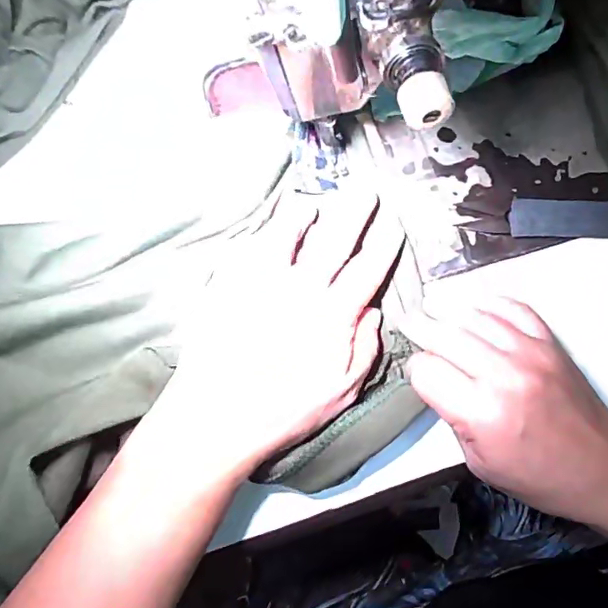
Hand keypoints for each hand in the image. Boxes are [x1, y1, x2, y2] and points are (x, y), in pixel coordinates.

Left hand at [154, 192, 402, 474]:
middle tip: (366, 191)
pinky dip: (263, 231)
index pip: (366, 270)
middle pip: (333, 240)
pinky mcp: (228, 286)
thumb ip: (364, 349)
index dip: (383, 245)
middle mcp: (300, 290)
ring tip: (313, 201)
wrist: (214, 416)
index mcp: (332, 316)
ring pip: (286, 234)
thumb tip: (374, 313)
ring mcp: (261, 283)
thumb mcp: (341, 391)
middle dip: (354, 212)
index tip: (393, 225)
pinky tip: (268, 226)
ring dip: (304, 213)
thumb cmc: (283, 411)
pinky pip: (249, 246)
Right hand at [400, 296, 607, 518]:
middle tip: (406, 318)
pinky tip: (475, 307)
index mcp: (481, 413)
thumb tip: (437, 383)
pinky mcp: (550, 344)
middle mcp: (503, 376)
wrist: (598, 465)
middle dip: (421, 326)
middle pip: (446, 335)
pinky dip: (490, 303)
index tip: (418, 372)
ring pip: (476, 316)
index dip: (416, 369)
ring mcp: (530, 354)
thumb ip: (454, 418)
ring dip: (449, 309)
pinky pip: (514, 310)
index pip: (428, 370)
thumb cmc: (538, 475)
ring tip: (432, 307)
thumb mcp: (479, 462)